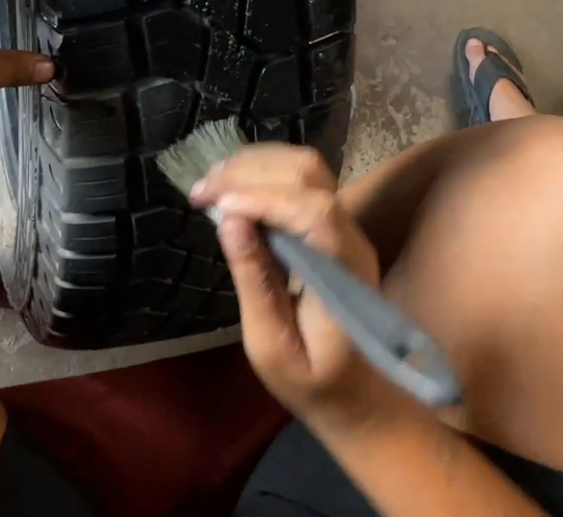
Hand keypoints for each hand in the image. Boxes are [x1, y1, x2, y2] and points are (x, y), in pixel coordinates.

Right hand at [192, 145, 419, 431]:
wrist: (362, 397)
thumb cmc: (316, 382)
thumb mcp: (273, 348)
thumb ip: (255, 282)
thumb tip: (229, 220)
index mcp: (343, 273)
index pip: (313, 211)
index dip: (262, 198)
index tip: (215, 207)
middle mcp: (351, 238)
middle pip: (309, 174)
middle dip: (249, 172)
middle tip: (200, 191)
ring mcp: (345, 227)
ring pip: (306, 166)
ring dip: (254, 164)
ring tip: (210, 183)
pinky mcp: (331, 224)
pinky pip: (301, 179)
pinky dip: (262, 171)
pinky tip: (232, 186)